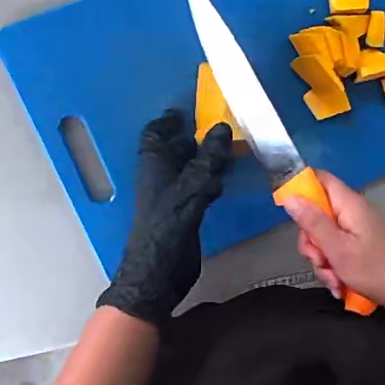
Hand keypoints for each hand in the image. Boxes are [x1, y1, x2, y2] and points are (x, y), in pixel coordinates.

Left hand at [96, 113, 235, 322]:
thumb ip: (208, 158)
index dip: (168, 120)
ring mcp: (171, 195)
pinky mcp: (183, 212)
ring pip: (188, 167)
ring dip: (206, 159)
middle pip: (175, 148)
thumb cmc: (168, 226)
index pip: (155, 132)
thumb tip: (222, 128)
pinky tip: (225, 181)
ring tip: (231, 150)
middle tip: (222, 127)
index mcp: (153, 164)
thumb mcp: (192, 187)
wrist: (158, 273)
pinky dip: (210, 180)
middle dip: (195, 137)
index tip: (187, 111)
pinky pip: (197, 186)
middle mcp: (160, 175)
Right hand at [281, 171, 384, 312]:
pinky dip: (333, 264)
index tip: (289, 211)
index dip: (301, 188)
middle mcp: (352, 211)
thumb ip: (312, 222)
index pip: (320, 179)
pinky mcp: (360, 243)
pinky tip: (339, 282)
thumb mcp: (337, 248)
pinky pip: (336, 247)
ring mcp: (356, 228)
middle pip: (317, 212)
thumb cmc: (373, 270)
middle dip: (312, 240)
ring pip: (324, 235)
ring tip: (333, 278)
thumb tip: (290, 197)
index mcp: (349, 204)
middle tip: (318, 259)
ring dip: (322, 258)